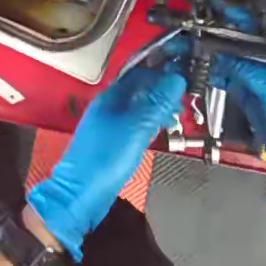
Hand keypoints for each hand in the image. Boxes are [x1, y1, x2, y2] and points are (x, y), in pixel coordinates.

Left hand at [27, 64, 187, 257]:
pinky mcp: (111, 142)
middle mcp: (107, 108)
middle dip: (163, 89)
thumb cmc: (103, 160)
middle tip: (184, 95)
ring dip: (158, 106)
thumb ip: (156, 103)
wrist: (80, 195)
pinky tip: (160, 129)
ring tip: (177, 112)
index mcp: (110, 98)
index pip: (139, 72)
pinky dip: (150, 122)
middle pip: (139, 89)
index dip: (162, 69)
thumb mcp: (135, 128)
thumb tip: (176, 79)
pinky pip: (134, 124)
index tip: (183, 71)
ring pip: (137, 107)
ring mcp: (108, 125)